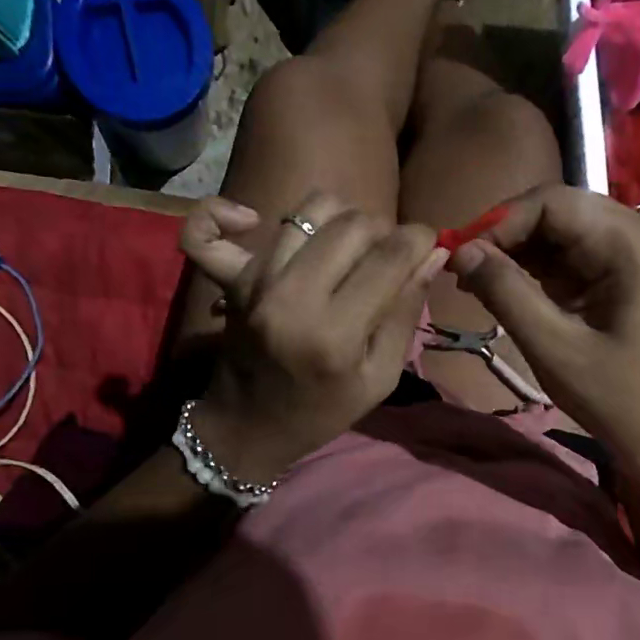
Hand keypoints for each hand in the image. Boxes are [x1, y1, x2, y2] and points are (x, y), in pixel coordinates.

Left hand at [178, 193, 447, 482]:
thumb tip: (433, 255)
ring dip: (339, 219)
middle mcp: (292, 297)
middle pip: (353, 224)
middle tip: (386, 256)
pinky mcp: (230, 279)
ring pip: (308, 210)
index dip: (419, 239)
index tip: (426, 244)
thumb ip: (405, 314)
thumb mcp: (379, 379)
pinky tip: (250, 221)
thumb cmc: (321, 412)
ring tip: (345, 249)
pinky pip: (207, 231)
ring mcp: (255, 282)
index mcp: (334, 334)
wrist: (247, 429)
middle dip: (383, 229)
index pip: (390, 256)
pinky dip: (224, 215)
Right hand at [448, 184, 639, 454]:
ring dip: (518, 251)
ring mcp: (638, 251)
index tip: (461, 254)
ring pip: (563, 230)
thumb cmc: (612, 395)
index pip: (556, 203)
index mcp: (636, 246)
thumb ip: (505, 292)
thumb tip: (460, 251)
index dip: (502, 222)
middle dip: (508, 235)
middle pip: (561, 211)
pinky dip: (537, 267)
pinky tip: (506, 286)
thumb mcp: (551, 345)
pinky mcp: (627, 270)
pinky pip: (574, 253)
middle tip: (464, 267)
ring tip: (477, 281)